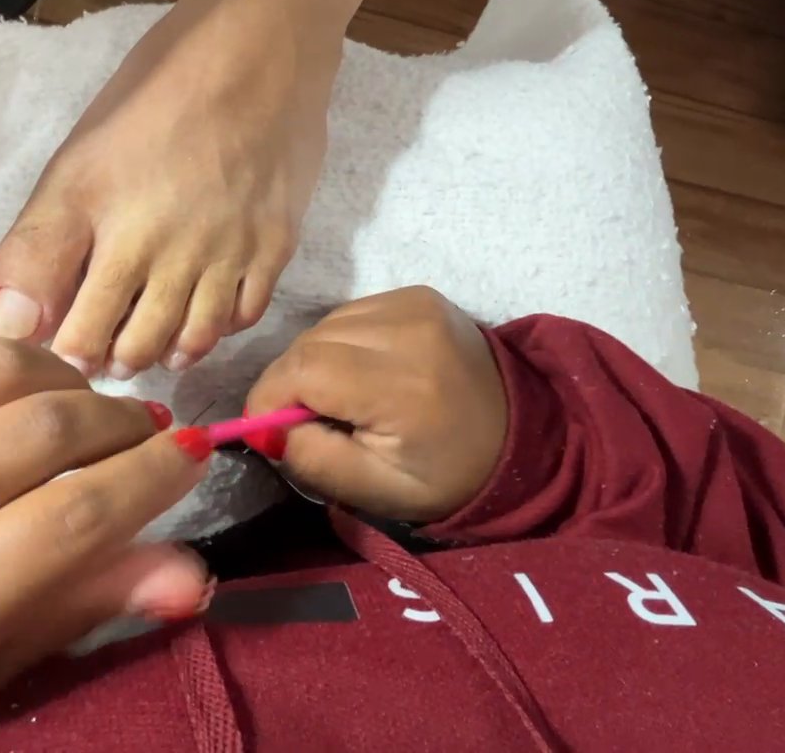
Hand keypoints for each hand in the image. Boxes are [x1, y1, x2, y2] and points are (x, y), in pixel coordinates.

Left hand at [0, 0, 343, 379]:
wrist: (256, 48)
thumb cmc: (155, 91)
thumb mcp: (75, 161)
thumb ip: (39, 247)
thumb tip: (13, 327)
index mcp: (118, 244)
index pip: (82, 339)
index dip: (65, 353)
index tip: (60, 346)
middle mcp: (178, 265)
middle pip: (140, 346)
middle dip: (112, 359)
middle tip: (102, 354)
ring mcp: (232, 259)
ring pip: (194, 339)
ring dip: (165, 351)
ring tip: (150, 349)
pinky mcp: (277, 245)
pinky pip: (246, 313)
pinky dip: (219, 327)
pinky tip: (205, 319)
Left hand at [0, 310, 212, 734]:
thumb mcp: (5, 653)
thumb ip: (98, 600)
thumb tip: (196, 576)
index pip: (66, 523)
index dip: (147, 479)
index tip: (194, 452)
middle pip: (37, 432)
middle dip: (115, 423)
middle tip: (142, 428)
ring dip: (59, 376)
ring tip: (78, 403)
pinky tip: (4, 377)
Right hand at [242, 287, 507, 521]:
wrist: (524, 435)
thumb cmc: (448, 475)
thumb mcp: (378, 491)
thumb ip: (312, 459)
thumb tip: (260, 427)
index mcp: (404, 385)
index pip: (306, 370)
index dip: (270, 397)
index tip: (265, 429)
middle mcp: (409, 329)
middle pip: (309, 343)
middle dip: (289, 383)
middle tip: (301, 421)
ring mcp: (415, 303)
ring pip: (325, 325)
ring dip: (313, 361)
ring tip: (337, 397)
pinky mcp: (417, 294)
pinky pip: (349, 313)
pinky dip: (339, 342)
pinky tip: (360, 369)